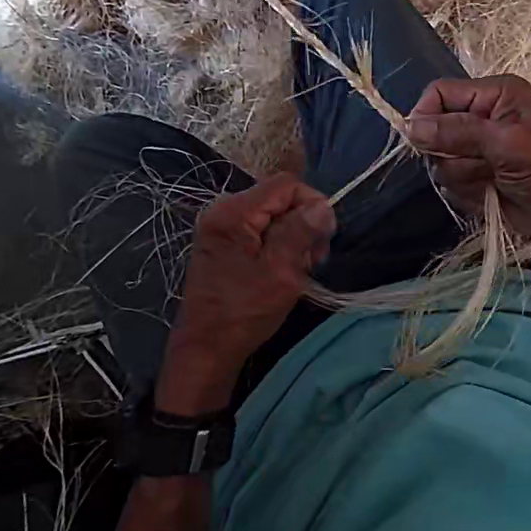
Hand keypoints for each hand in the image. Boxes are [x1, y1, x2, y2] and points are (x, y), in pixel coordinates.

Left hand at [158, 174, 334, 414]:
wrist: (206, 346)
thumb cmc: (243, 312)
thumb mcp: (280, 272)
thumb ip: (301, 232)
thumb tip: (323, 206)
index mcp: (232, 212)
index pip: (286, 184)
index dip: (313, 204)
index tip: (322, 240)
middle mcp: (223, 210)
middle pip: (279, 198)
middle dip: (303, 224)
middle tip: (311, 261)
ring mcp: (221, 226)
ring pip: (273, 215)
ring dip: (293, 238)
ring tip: (296, 270)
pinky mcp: (224, 242)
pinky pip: (260, 230)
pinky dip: (277, 246)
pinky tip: (281, 271)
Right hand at [407, 75, 530, 273]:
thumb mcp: (505, 142)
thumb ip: (457, 131)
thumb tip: (411, 126)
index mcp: (492, 95)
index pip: (439, 93)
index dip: (426, 116)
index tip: (424, 141)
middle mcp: (479, 117)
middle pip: (433, 131)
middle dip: (454, 154)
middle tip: (485, 163)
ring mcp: (473, 148)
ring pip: (438, 162)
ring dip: (464, 176)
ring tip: (494, 178)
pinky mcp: (471, 176)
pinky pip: (447, 183)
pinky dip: (466, 191)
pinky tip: (490, 191)